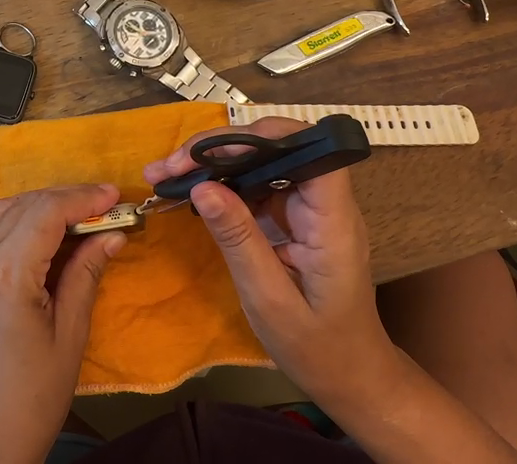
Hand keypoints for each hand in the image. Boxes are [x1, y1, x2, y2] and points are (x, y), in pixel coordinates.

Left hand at [0, 184, 125, 463]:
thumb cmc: (35, 393)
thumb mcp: (70, 334)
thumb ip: (86, 273)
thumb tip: (112, 234)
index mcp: (5, 273)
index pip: (46, 212)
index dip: (82, 198)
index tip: (114, 196)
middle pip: (24, 205)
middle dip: (66, 199)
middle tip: (104, 205)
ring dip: (36, 204)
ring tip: (73, 213)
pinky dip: (1, 213)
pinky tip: (24, 221)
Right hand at [143, 118, 399, 405]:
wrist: (350, 378)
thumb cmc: (318, 348)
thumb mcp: (269, 299)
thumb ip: (239, 240)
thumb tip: (202, 187)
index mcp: (331, 221)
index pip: (311, 149)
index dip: (262, 137)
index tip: (209, 150)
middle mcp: (322, 204)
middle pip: (275, 149)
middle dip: (218, 149)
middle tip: (168, 166)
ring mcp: (305, 209)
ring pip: (258, 163)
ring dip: (211, 164)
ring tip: (165, 175)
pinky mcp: (290, 218)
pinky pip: (253, 186)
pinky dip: (218, 185)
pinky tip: (187, 193)